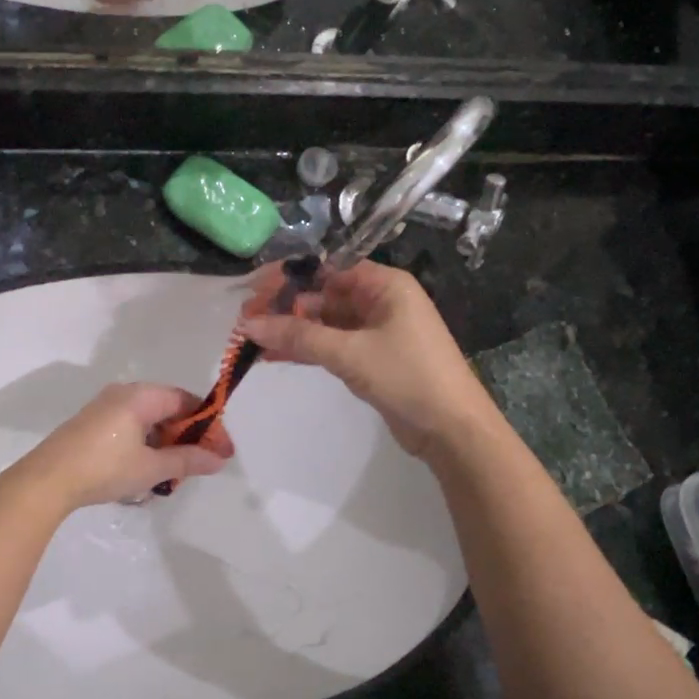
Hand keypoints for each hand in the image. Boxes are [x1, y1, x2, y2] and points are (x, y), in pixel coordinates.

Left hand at [10, 383, 232, 511]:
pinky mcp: (92, 423)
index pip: (185, 400)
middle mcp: (123, 393)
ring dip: (166, 443)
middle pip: (167, 407)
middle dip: (188, 435)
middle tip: (202, 464)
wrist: (47, 479)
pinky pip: (130, 426)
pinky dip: (146, 444)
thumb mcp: (151, 468)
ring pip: (148, 419)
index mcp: (140, 395)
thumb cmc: (104, 468)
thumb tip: (218, 459)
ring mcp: (104, 407)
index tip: (222, 451)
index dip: (209, 424)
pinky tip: (147, 470)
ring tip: (175, 473)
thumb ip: (187, 460)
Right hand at [239, 262, 500, 457]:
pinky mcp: (371, 358)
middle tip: (245, 319)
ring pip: (324, 321)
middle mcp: (380, 301)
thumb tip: (248, 325)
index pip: (328, 268)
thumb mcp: (349, 353)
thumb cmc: (407, 377)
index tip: (253, 288)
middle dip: (285, 306)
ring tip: (250, 338)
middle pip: (323, 294)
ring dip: (291, 329)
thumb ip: (298, 335)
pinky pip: (331, 344)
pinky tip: (272, 354)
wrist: (452, 430)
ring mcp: (376, 331)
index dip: (289, 277)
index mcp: (384, 285)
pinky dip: (305, 348)